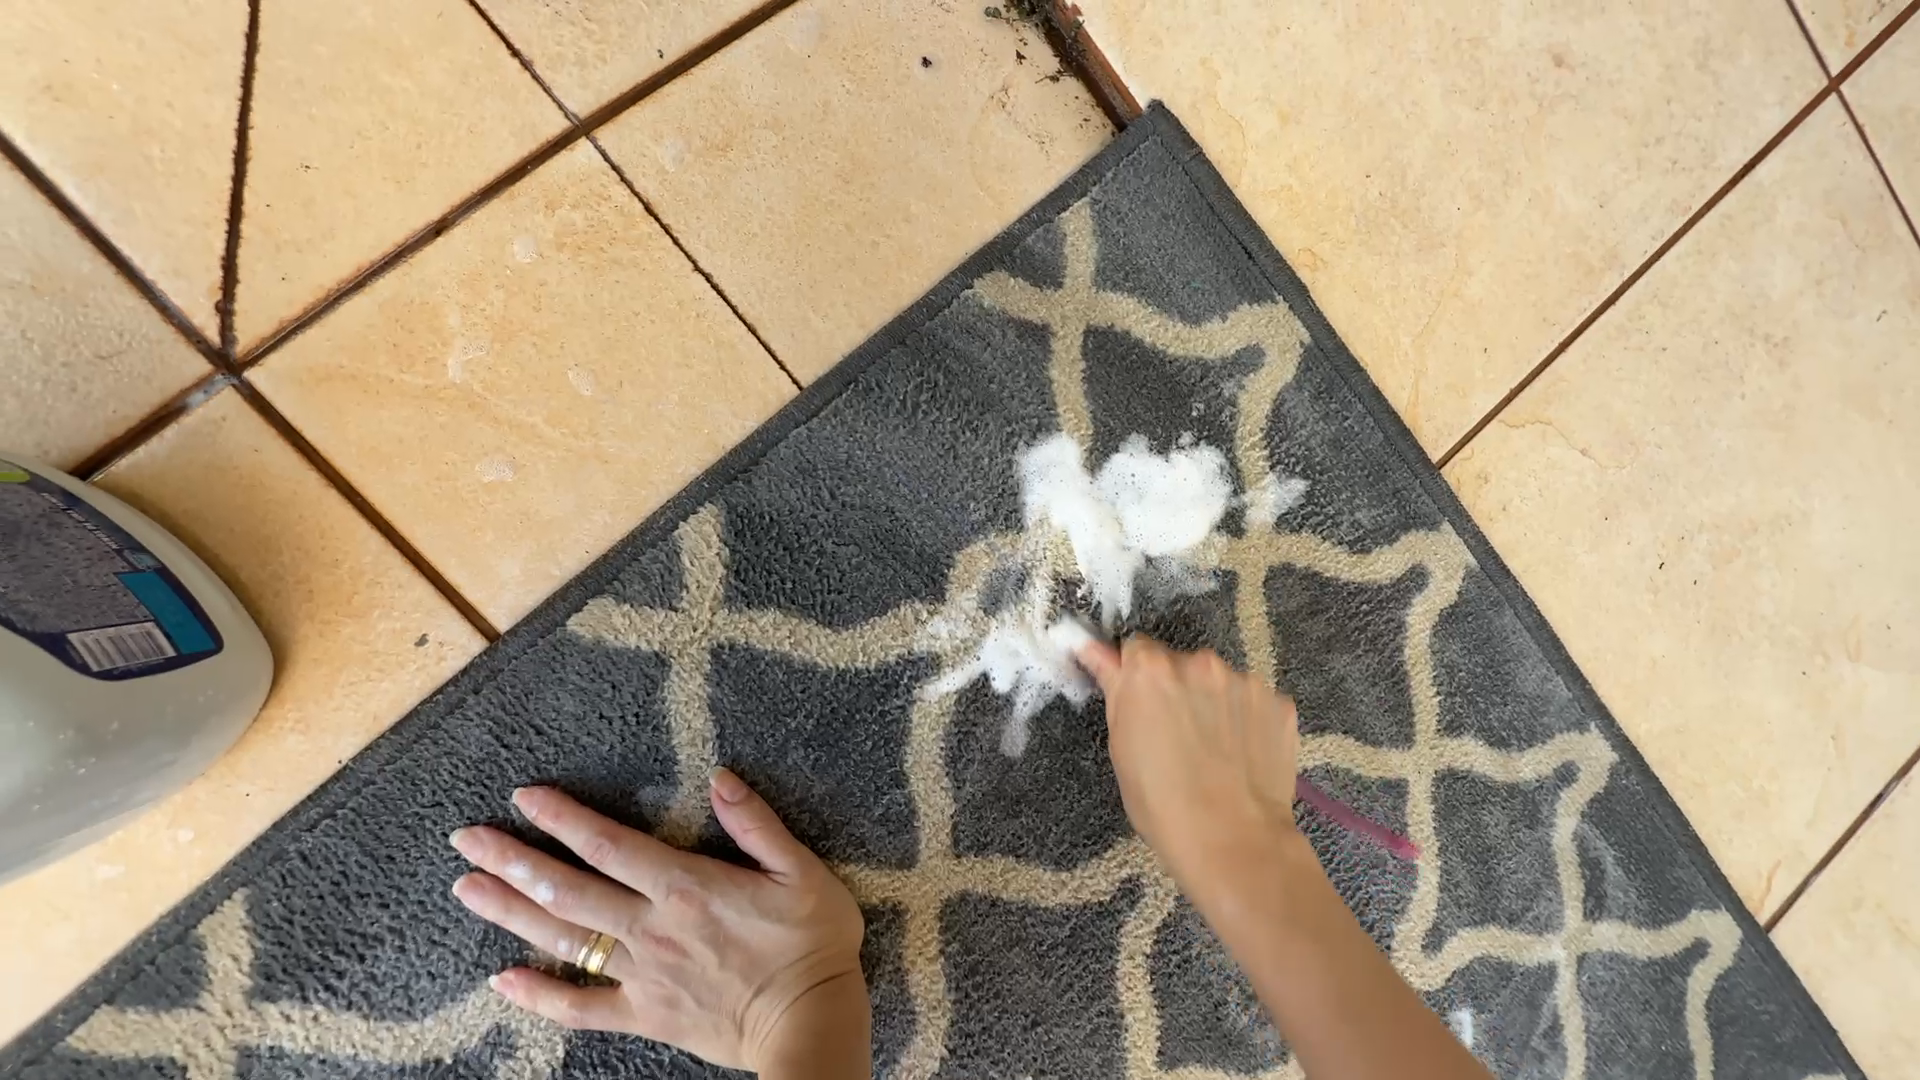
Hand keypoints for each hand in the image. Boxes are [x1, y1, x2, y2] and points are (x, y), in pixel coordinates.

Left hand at [448, 768, 869, 1075]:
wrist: (809, 1023)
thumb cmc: (812, 940)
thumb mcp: (801, 869)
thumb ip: (757, 823)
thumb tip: (720, 778)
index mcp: (688, 886)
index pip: (610, 844)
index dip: (564, 819)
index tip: (526, 796)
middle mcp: (652, 928)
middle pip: (569, 890)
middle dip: (515, 860)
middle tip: (466, 839)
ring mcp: (642, 976)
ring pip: (563, 941)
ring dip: (511, 913)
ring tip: (467, 889)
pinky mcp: (644, 1016)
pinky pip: (579, 1009)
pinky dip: (536, 995)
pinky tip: (501, 980)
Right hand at [1074, 636, 1301, 901]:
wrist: (1233, 841)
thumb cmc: (1161, 802)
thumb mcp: (1120, 746)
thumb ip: (1116, 690)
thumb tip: (1098, 653)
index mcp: (1149, 670)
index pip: (1135, 648)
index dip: (1133, 674)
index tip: (1137, 698)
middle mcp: (1198, 662)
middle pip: (1178, 663)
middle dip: (1174, 688)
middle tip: (1174, 733)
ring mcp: (1243, 681)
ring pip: (1217, 682)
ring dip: (1211, 702)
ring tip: (1213, 750)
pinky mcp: (1278, 703)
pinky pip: (1252, 701)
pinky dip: (1245, 719)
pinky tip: (1241, 756)